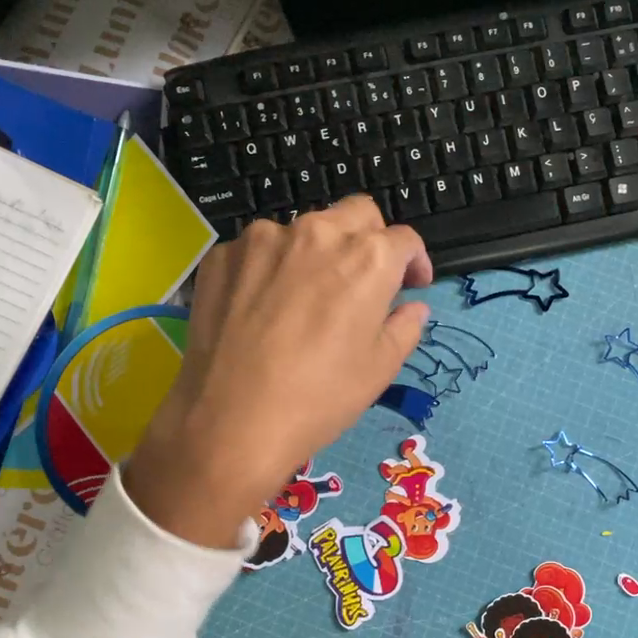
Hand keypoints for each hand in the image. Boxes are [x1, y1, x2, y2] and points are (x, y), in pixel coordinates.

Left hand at [123, 197, 432, 547]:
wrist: (230, 421)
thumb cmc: (319, 398)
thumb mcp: (380, 369)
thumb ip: (404, 327)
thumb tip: (411, 307)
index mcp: (368, 258)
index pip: (404, 239)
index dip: (415, 262)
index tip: (412, 285)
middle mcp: (317, 232)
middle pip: (356, 215)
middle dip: (370, 239)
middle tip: (364, 281)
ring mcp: (263, 239)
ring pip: (303, 230)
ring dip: (317, 253)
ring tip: (307, 298)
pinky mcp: (222, 256)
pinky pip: (258, 251)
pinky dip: (271, 269)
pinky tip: (263, 310)